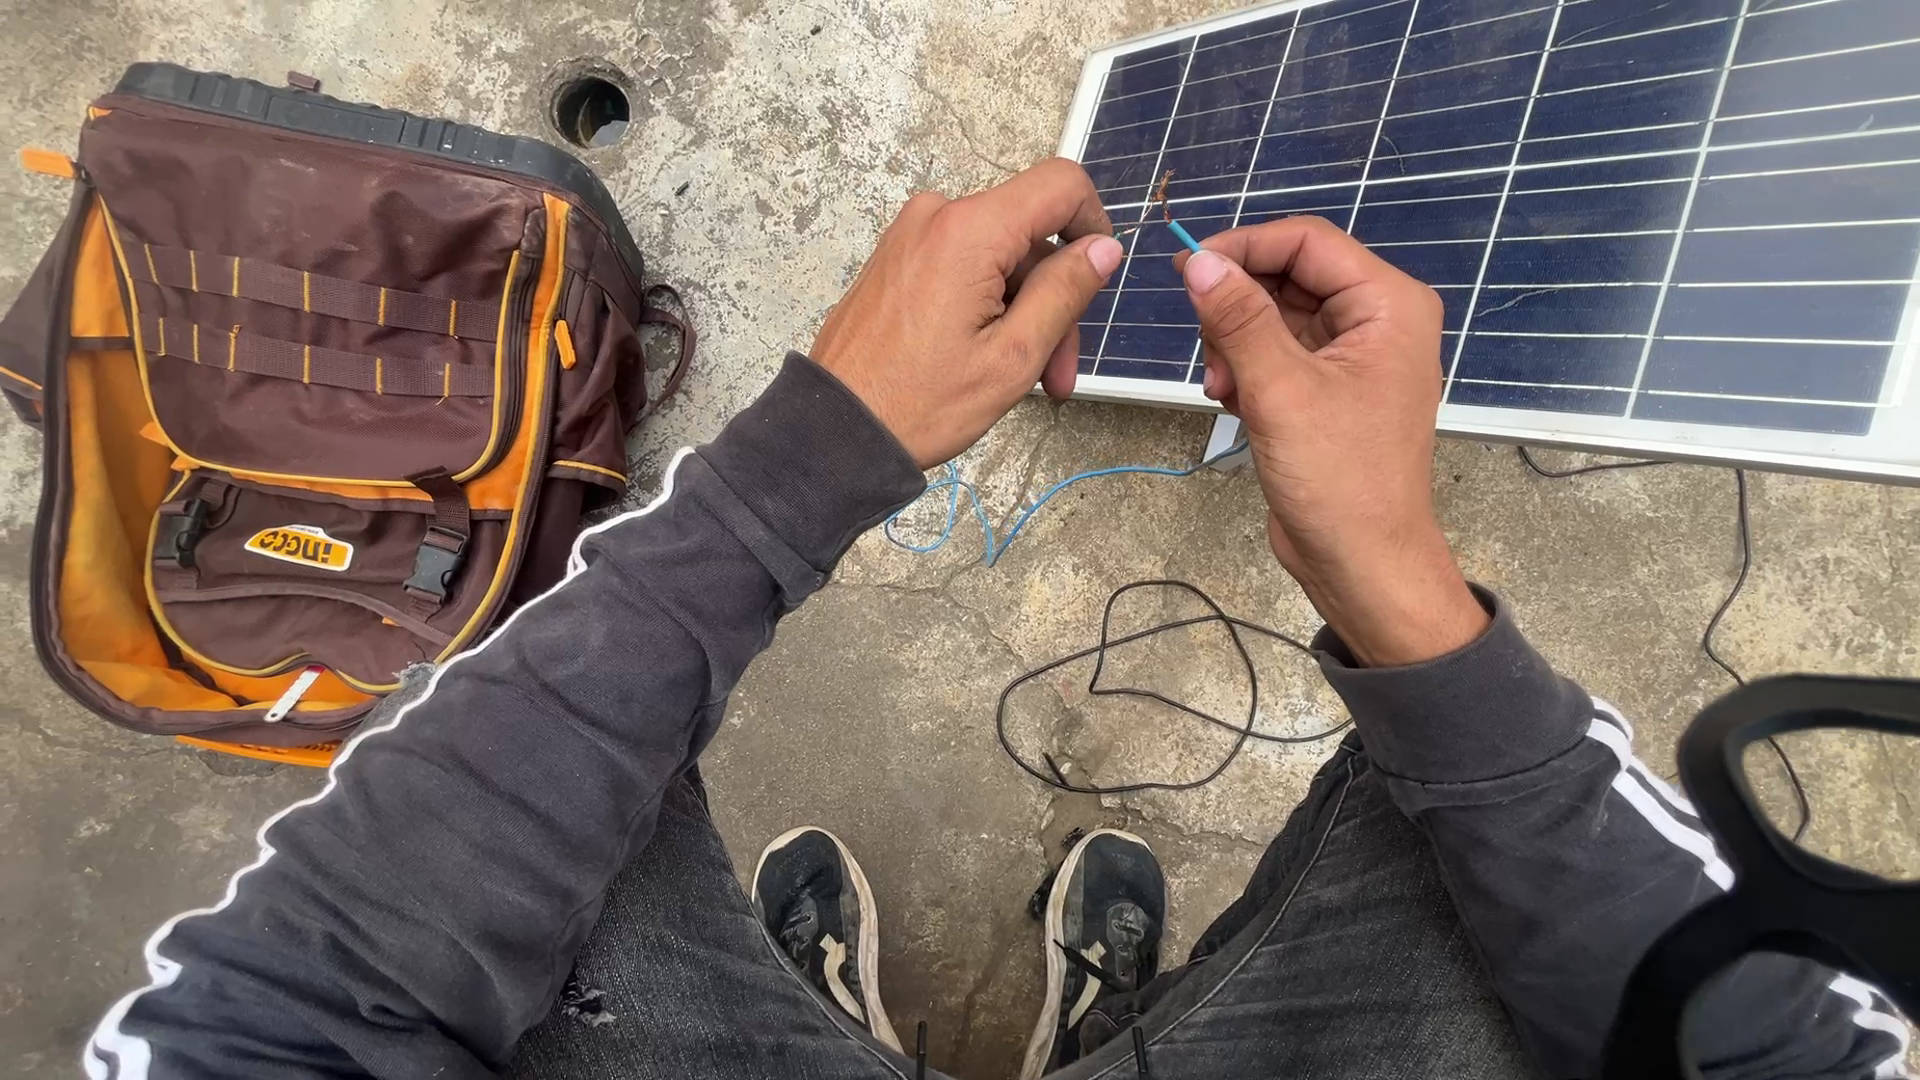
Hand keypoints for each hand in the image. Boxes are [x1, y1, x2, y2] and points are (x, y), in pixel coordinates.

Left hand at [812, 158, 1123, 467]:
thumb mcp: (1011, 357)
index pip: (1060, 184)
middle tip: (1057, 375)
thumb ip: (1064, 293)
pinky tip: (987, 360)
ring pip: (998, 260)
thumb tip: (1103, 247)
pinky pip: (962, 269)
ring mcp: (911, 237)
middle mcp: (936, 216)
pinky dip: (986, 308)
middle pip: (1028, 237)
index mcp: (969, 231)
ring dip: (1021, 315)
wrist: (835, 430)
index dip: (1093, 225)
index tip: (1098, 278)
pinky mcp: (897, 261)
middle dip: (1054, 302)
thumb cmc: (918, 405)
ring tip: (1027, 382)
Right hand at [1176, 217, 1488, 666]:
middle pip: (1287, 278)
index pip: (1306, 243)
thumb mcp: (1281, 390)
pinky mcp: (1323, 390)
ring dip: (1235, 344)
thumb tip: (1198, 262)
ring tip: (1222, 389)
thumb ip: (1240, 320)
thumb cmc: (1336, 476)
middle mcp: (1373, 320)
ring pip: (1273, 318)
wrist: (1359, 559)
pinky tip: (1230, 401)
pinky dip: (1245, 370)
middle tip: (1210, 353)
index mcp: (1387, 304)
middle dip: (1238, 309)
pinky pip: (1274, 354)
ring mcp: (1348, 357)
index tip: (1185, 270)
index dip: (1243, 247)